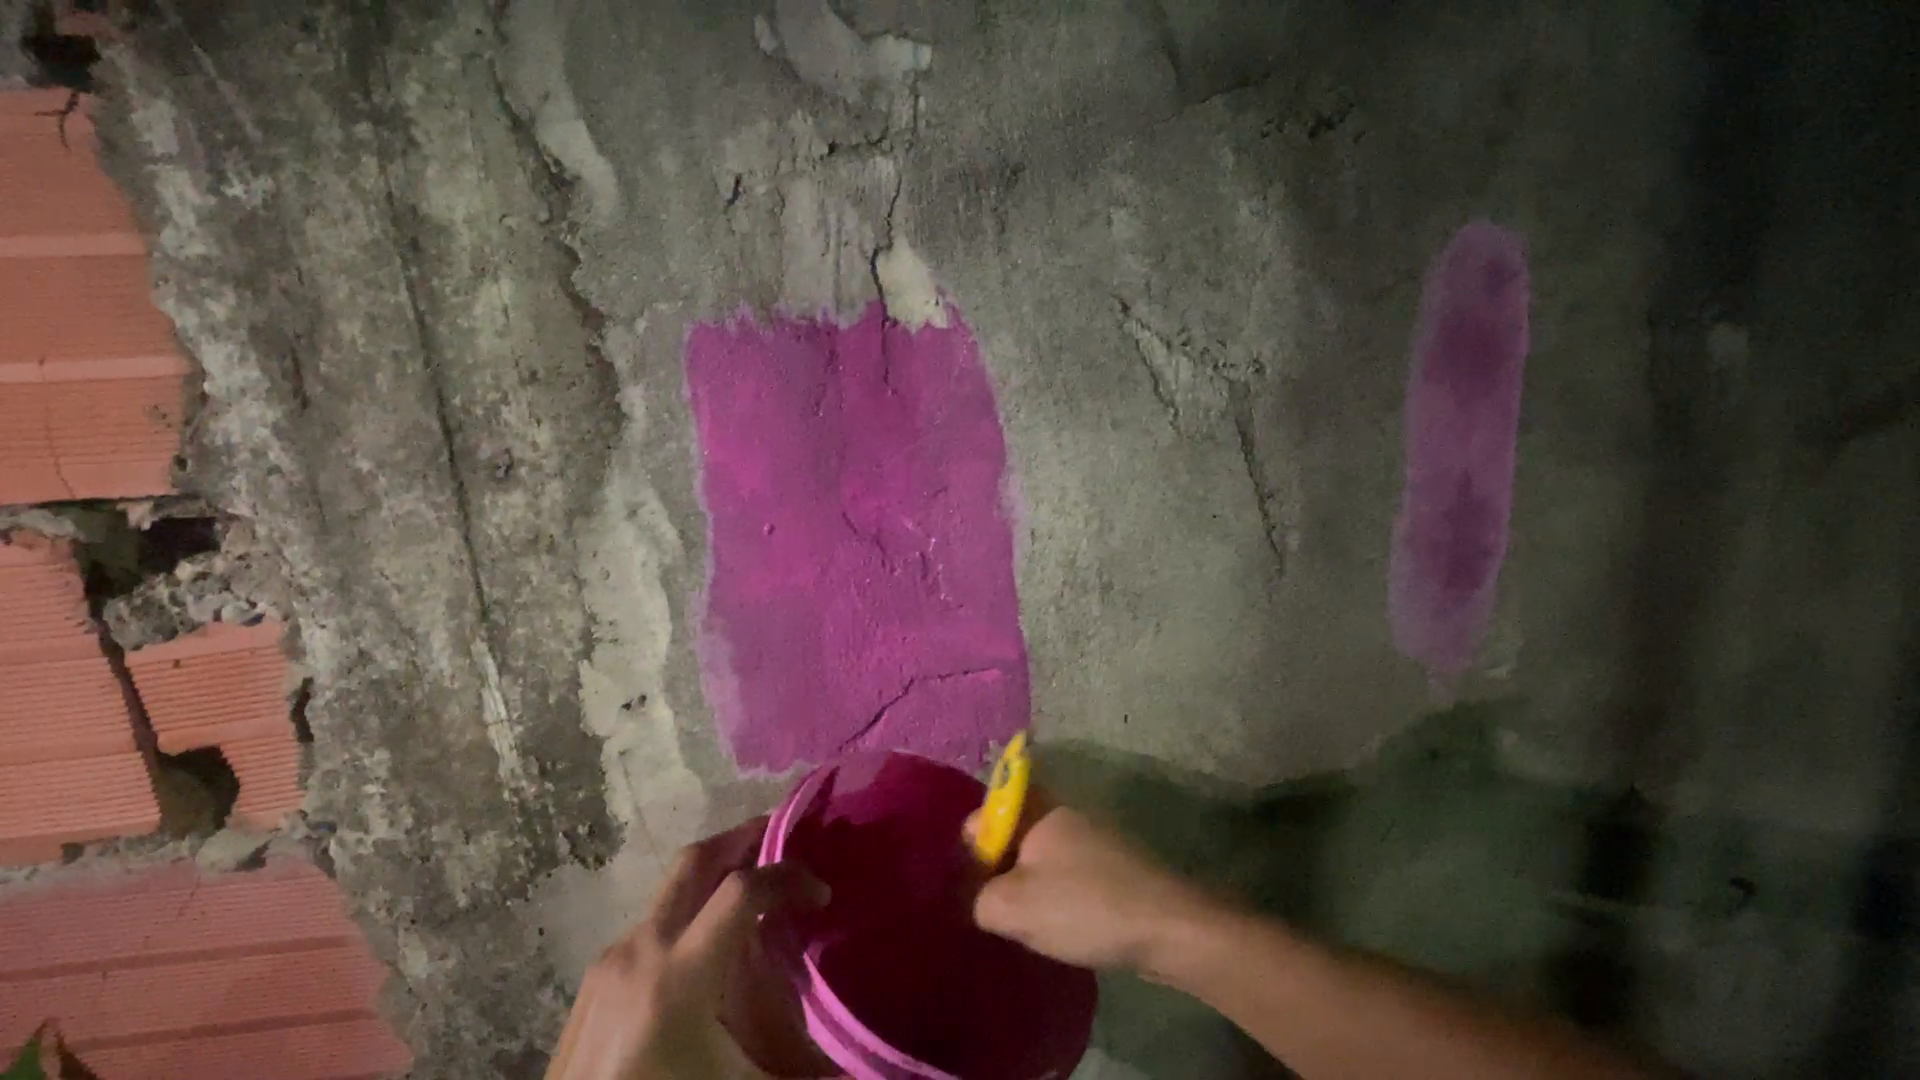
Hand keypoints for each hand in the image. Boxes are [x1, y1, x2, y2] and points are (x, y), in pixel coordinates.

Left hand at [546, 817, 832, 1079]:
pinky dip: (689, 913)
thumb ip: (806, 1064)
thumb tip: (861, 1062)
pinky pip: (651, 924)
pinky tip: (709, 950)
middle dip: (745, 838)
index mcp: (678, 976)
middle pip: (696, 860)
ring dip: (716, 876)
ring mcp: (609, 961)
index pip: (742, 890)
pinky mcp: (594, 980)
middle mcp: (640, 950)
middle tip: (787, 838)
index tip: (822, 895)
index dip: (790, 877)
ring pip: (670, 889)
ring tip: (756, 894)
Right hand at [967, 797, 1222, 978]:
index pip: (983, 816)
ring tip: (1025, 926)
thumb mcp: (1013, 907)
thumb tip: (977, 897)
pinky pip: (1066, 875)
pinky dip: (1055, 898)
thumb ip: (977, 898)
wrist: (1169, 928)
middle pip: (1011, 837)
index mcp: (1038, 809)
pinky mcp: (1111, 866)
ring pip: (1038, 859)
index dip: (969, 852)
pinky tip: (1058, 927)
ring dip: (1026, 890)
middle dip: (997, 873)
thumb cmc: (1084, 907)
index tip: (972, 891)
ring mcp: (1091, 839)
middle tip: (996, 912)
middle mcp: (1063, 814)